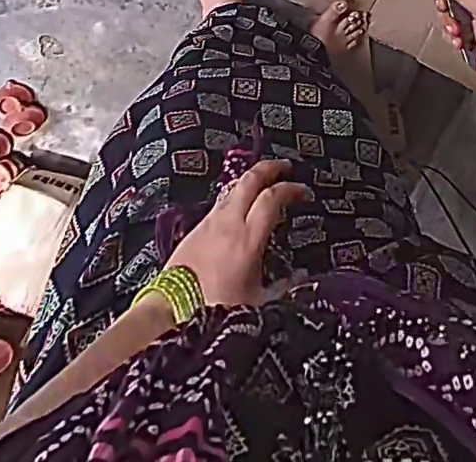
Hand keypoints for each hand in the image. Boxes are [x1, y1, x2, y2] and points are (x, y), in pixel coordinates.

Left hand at [162, 159, 311, 305]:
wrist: (172, 309)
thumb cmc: (216, 308)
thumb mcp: (257, 302)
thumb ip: (282, 287)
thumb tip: (301, 277)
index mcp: (248, 238)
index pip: (272, 198)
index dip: (290, 189)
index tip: (303, 191)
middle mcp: (229, 222)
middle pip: (251, 179)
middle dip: (270, 168)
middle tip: (285, 168)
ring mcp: (211, 222)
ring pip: (234, 186)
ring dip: (252, 179)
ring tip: (264, 181)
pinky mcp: (197, 227)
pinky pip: (222, 201)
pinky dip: (237, 194)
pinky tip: (240, 204)